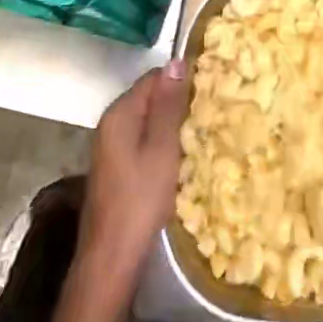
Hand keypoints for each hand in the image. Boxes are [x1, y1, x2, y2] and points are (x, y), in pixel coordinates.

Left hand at [80, 61, 189, 270]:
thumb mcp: (162, 148)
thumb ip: (169, 105)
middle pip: (150, 98)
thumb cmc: (141, 200)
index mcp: (120, 114)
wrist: (111, 260)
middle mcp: (111, 124)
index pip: (154, 77)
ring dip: (173, 124)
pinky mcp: (117, 168)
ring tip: (202, 132)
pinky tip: (182, 157)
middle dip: (178, 102)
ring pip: (149, 121)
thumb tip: (176, 61)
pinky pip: (144, 141)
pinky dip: (163, 143)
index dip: (182, 80)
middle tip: (211, 112)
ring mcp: (112, 148)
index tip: (210, 89)